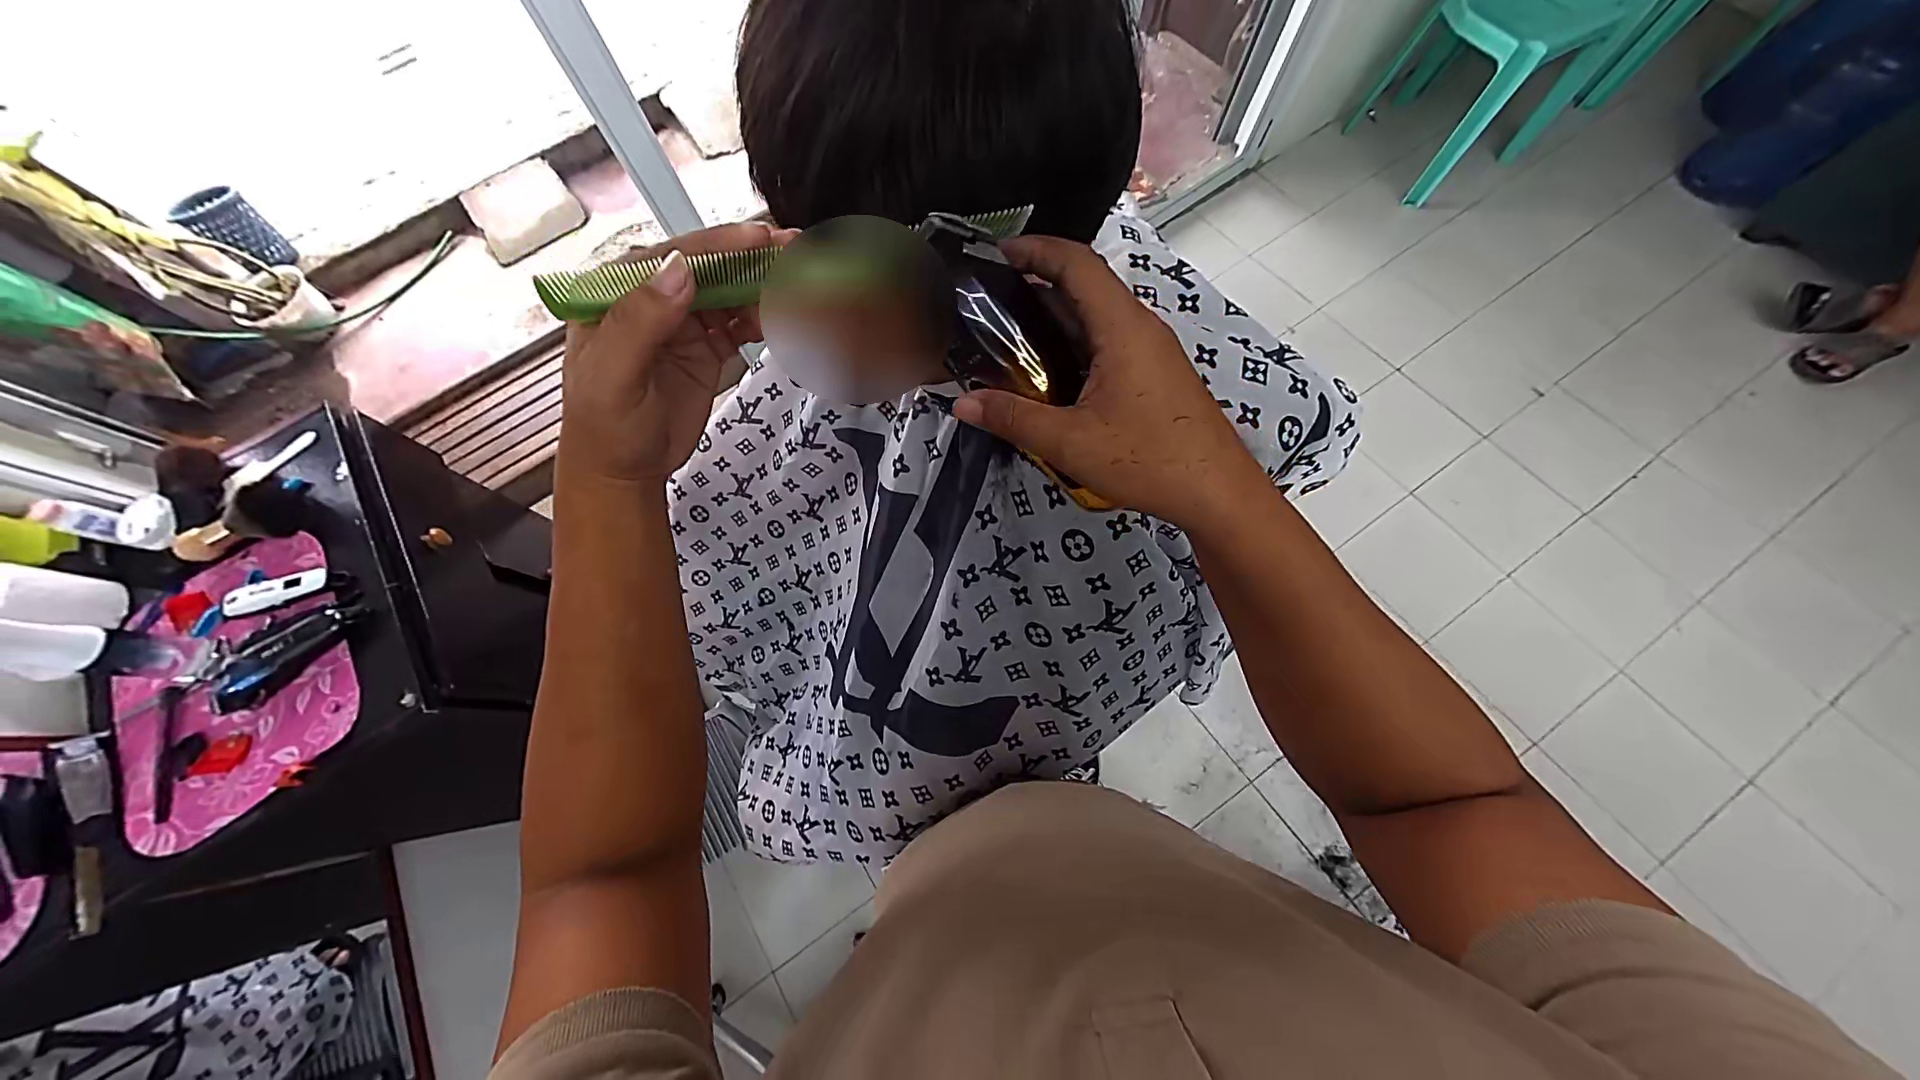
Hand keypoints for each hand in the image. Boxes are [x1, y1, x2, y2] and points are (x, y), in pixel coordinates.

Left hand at [559, 223, 794, 483]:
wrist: (624, 467)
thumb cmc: (605, 426)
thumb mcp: (613, 376)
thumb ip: (640, 321)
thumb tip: (677, 272)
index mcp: (618, 294)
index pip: (674, 258)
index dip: (719, 245)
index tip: (758, 239)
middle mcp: (653, 300)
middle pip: (709, 267)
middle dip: (750, 256)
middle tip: (791, 248)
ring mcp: (683, 323)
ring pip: (729, 291)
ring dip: (762, 282)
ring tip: (798, 276)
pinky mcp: (706, 346)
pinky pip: (740, 322)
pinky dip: (763, 315)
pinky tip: (781, 312)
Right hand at [951, 236, 1269, 531]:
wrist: (1215, 491)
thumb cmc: (1151, 461)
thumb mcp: (1070, 442)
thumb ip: (1013, 418)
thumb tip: (965, 404)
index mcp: (1122, 329)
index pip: (1077, 263)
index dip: (1035, 249)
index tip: (998, 253)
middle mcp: (1139, 329)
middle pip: (1084, 287)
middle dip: (1036, 286)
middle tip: (991, 304)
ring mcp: (1150, 351)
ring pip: (1095, 319)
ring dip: (1054, 321)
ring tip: (1009, 340)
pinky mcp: (1153, 374)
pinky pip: (1108, 344)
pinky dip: (1074, 347)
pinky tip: (1048, 377)